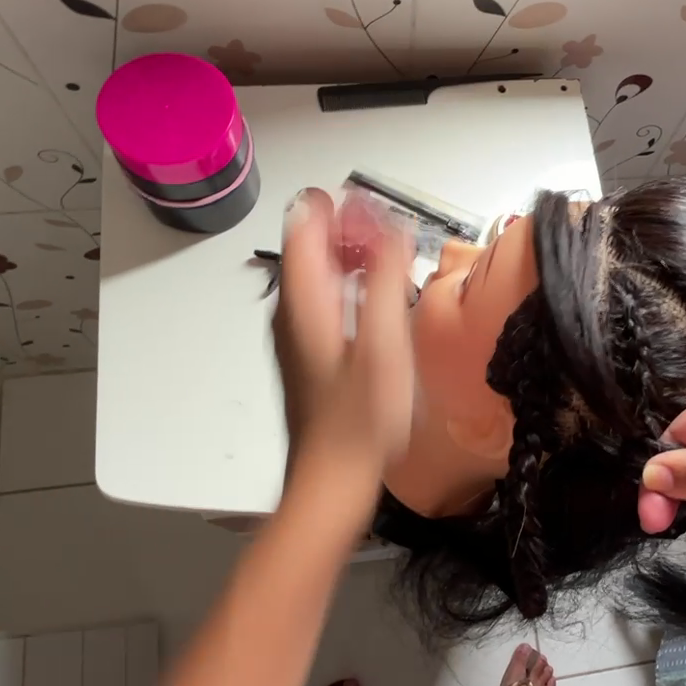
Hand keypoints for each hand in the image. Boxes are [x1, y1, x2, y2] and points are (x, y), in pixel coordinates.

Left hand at [272, 188, 414, 477]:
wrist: (333, 479)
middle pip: (310, 244)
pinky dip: (352, 287)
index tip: (379, 213)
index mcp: (303, 301)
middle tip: (394, 237)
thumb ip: (386, 280)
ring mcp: (297, 332)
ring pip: (319, 272)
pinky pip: (326, 299)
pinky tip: (381, 304)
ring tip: (394, 265)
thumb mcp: (384, 344)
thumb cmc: (359, 421)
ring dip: (355, 258)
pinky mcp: (309, 352)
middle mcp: (291, 311)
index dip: (342, 206)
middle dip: (352, 228)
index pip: (305, 221)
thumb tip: (392, 228)